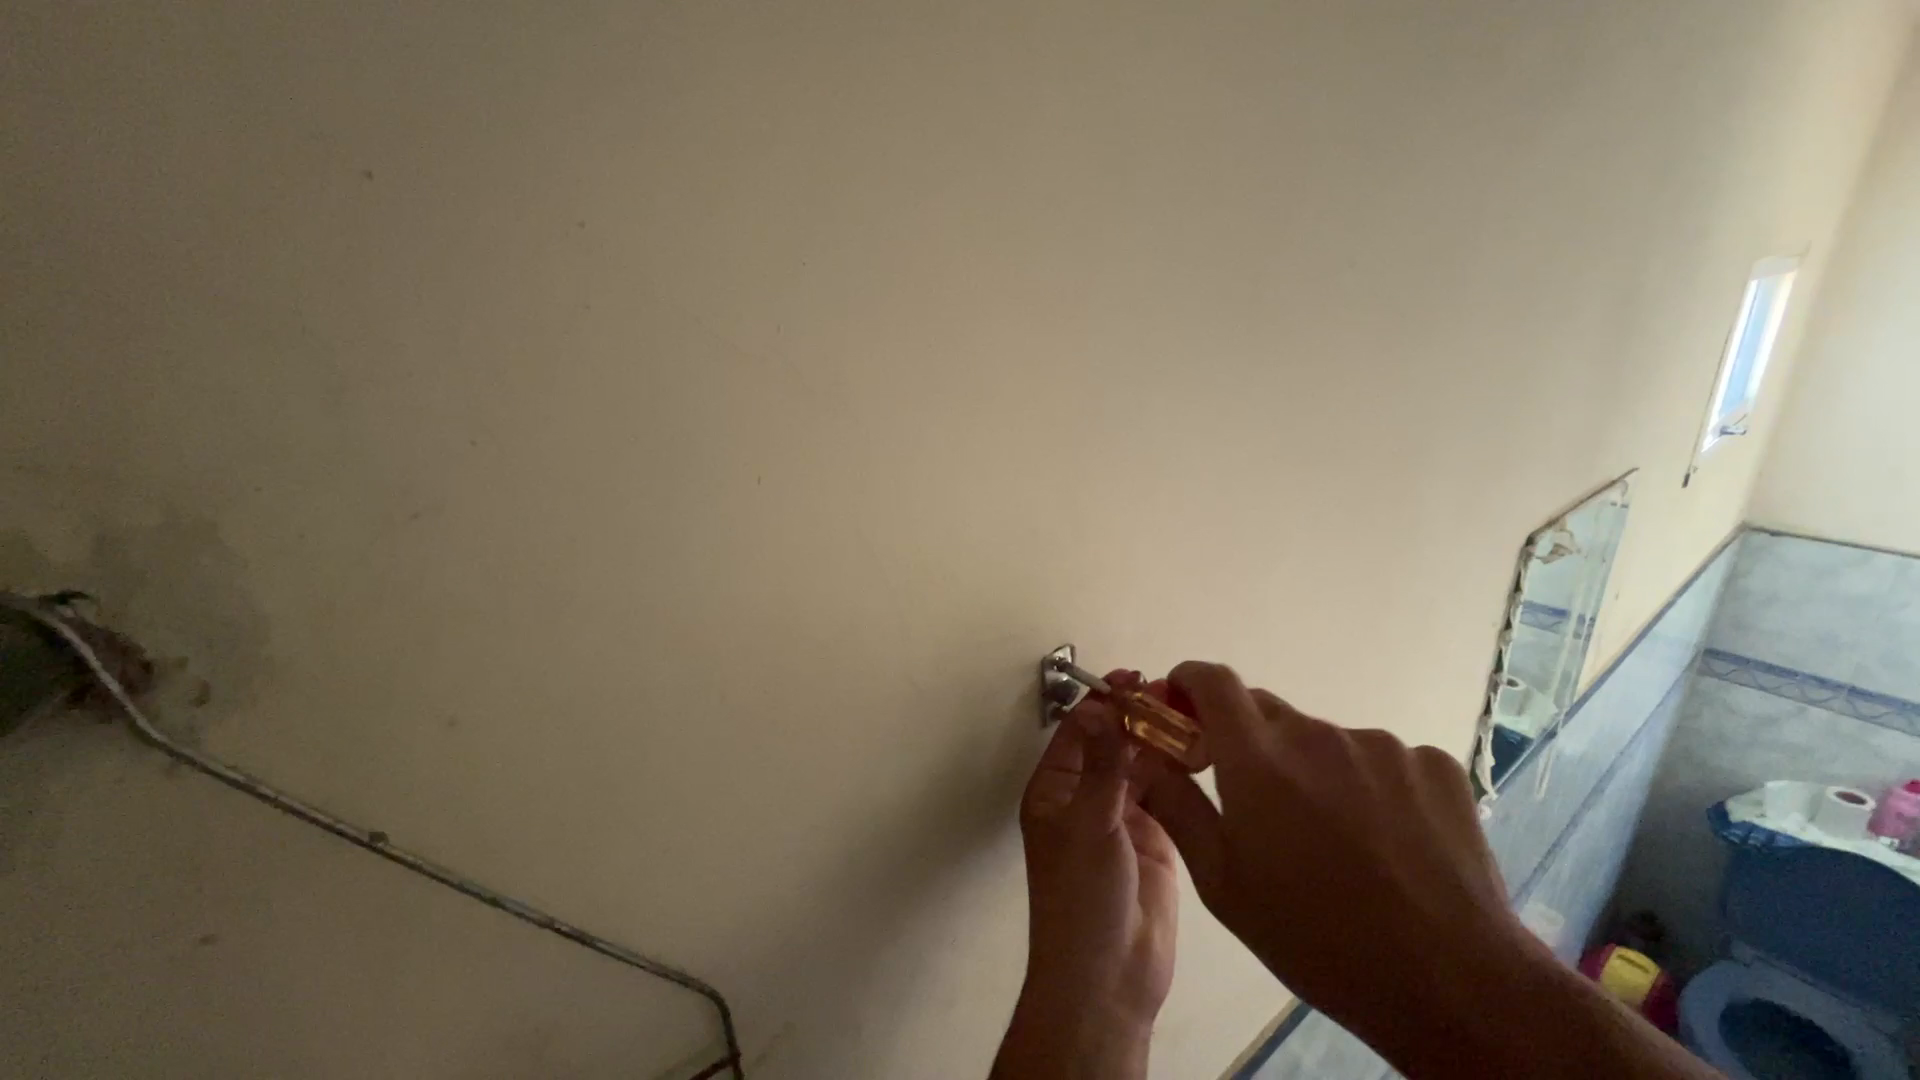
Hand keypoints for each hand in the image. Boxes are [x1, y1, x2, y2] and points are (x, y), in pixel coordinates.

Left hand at [992, 671, 1178, 1079]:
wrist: (1110, 975)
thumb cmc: (1082, 898)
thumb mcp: (1089, 824)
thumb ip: (1103, 766)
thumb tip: (1101, 708)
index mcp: (1054, 791)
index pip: (1077, 733)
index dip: (1102, 703)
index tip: (1132, 677)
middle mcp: (1084, 799)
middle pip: (1109, 745)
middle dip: (1134, 718)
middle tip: (1170, 690)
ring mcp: (1119, 819)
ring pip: (1137, 767)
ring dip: (1156, 742)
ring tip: (1188, 712)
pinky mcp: (1153, 839)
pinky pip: (1163, 794)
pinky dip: (1175, 772)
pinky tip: (1197, 749)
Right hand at [1137, 662, 1521, 1052]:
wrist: (1452, 983)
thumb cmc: (1315, 938)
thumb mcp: (1222, 883)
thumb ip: (1176, 806)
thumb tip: (1145, 757)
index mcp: (1259, 759)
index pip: (1212, 681)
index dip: (1188, 683)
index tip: (1180, 710)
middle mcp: (1319, 735)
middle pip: (1266, 713)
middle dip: (1246, 742)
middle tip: (1253, 802)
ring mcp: (1384, 746)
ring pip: (1325, 742)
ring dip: (1310, 771)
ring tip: (1332, 841)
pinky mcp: (1436, 766)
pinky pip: (1381, 761)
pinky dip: (1367, 786)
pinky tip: (1385, 843)